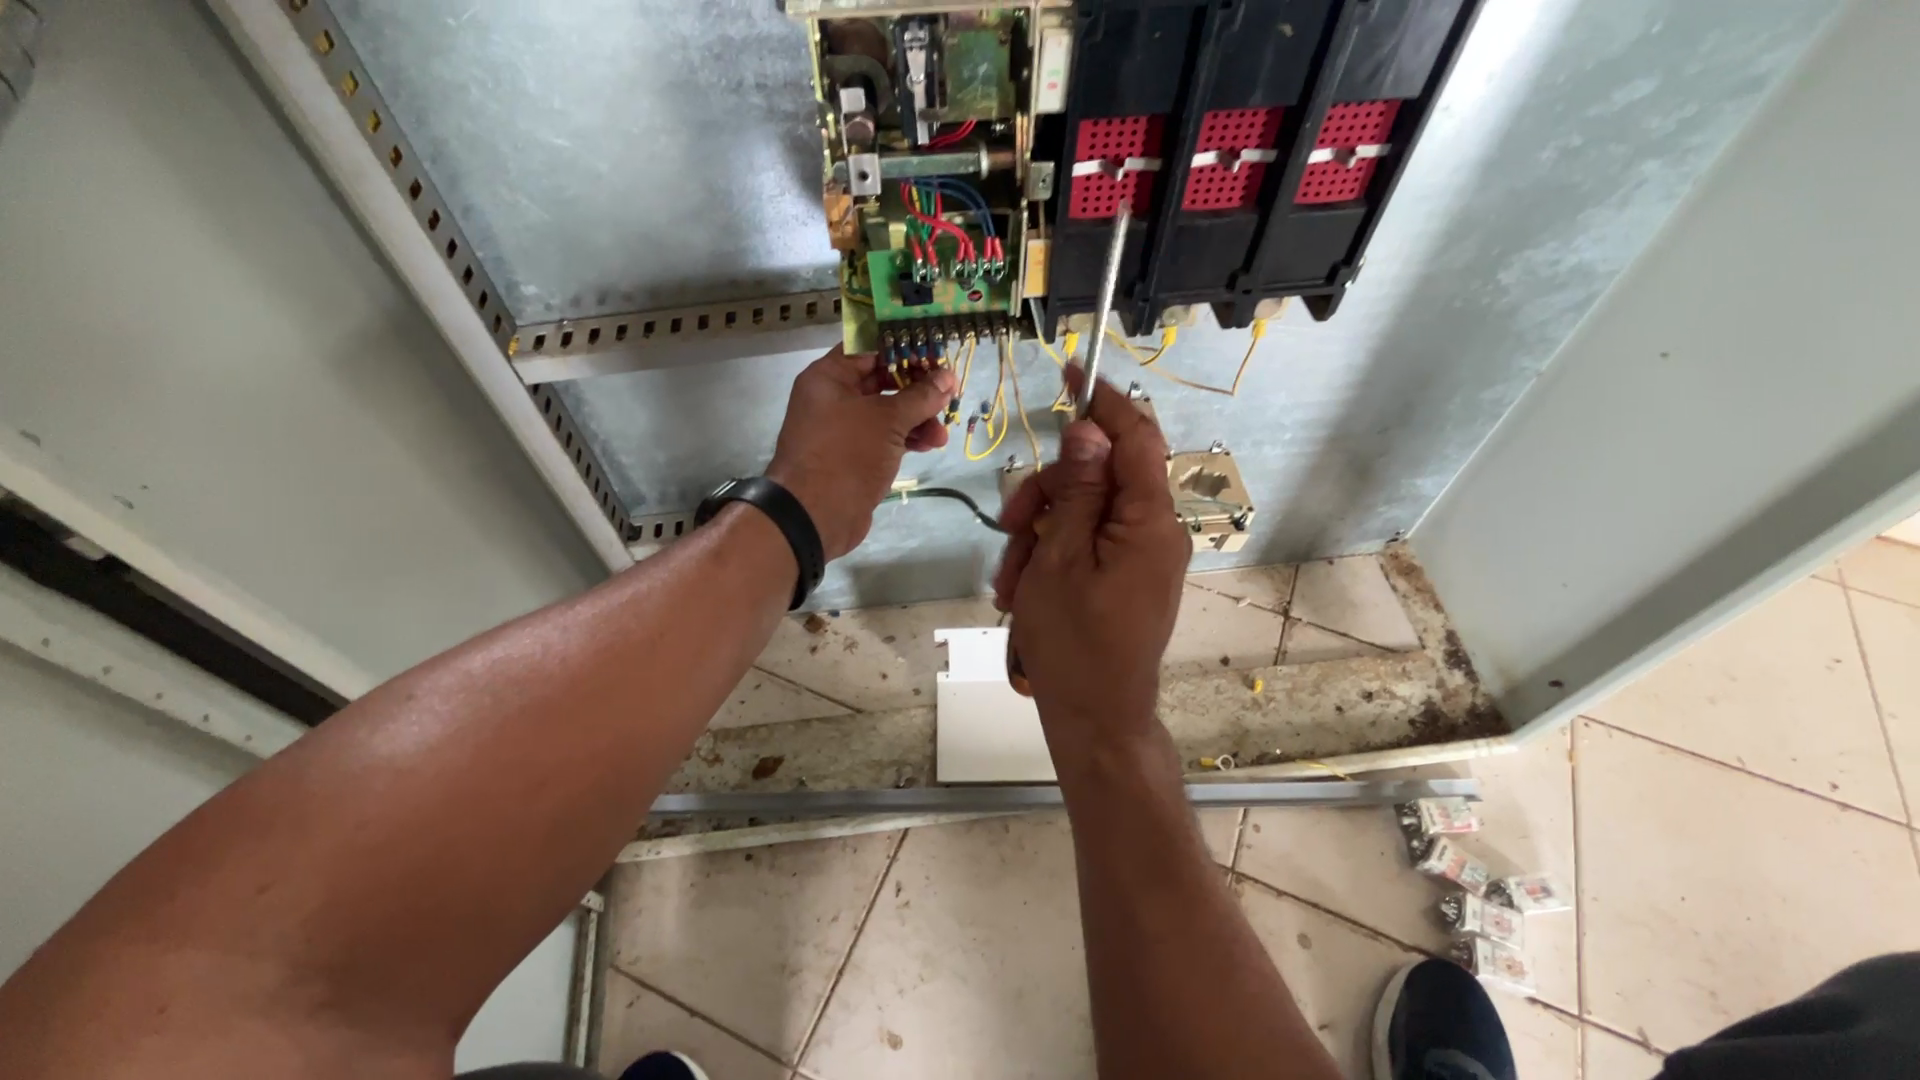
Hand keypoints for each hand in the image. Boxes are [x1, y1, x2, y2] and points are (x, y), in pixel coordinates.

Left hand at [766, 346, 955, 559]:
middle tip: (948, 392)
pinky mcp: (853, 455)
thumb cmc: (847, 454)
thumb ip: (920, 396)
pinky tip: (931, 444)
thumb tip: (947, 377)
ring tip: (942, 430)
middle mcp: (833, 397)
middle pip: (881, 380)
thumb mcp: (888, 420)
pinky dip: (907, 438)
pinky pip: (885, 436)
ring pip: (887, 411)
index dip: (903, 348)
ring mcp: (843, 428)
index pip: (869, 347)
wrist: (815, 516)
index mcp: (829, 376)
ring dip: (918, 417)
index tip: (936, 353)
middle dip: (917, 388)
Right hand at [993, 378, 1191, 753]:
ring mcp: (1139, 557)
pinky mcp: (1124, 578)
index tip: (1072, 369)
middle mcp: (1152, 531)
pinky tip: (1023, 592)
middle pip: (1095, 477)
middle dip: (1044, 495)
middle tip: (1009, 527)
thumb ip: (1076, 490)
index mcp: (1148, 520)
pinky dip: (1049, 559)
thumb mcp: (1059, 559)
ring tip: (1011, 584)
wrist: (1095, 720)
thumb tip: (1090, 428)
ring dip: (1037, 536)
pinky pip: (1084, 546)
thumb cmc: (1074, 643)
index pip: (1135, 437)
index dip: (1104, 401)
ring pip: (1080, 512)